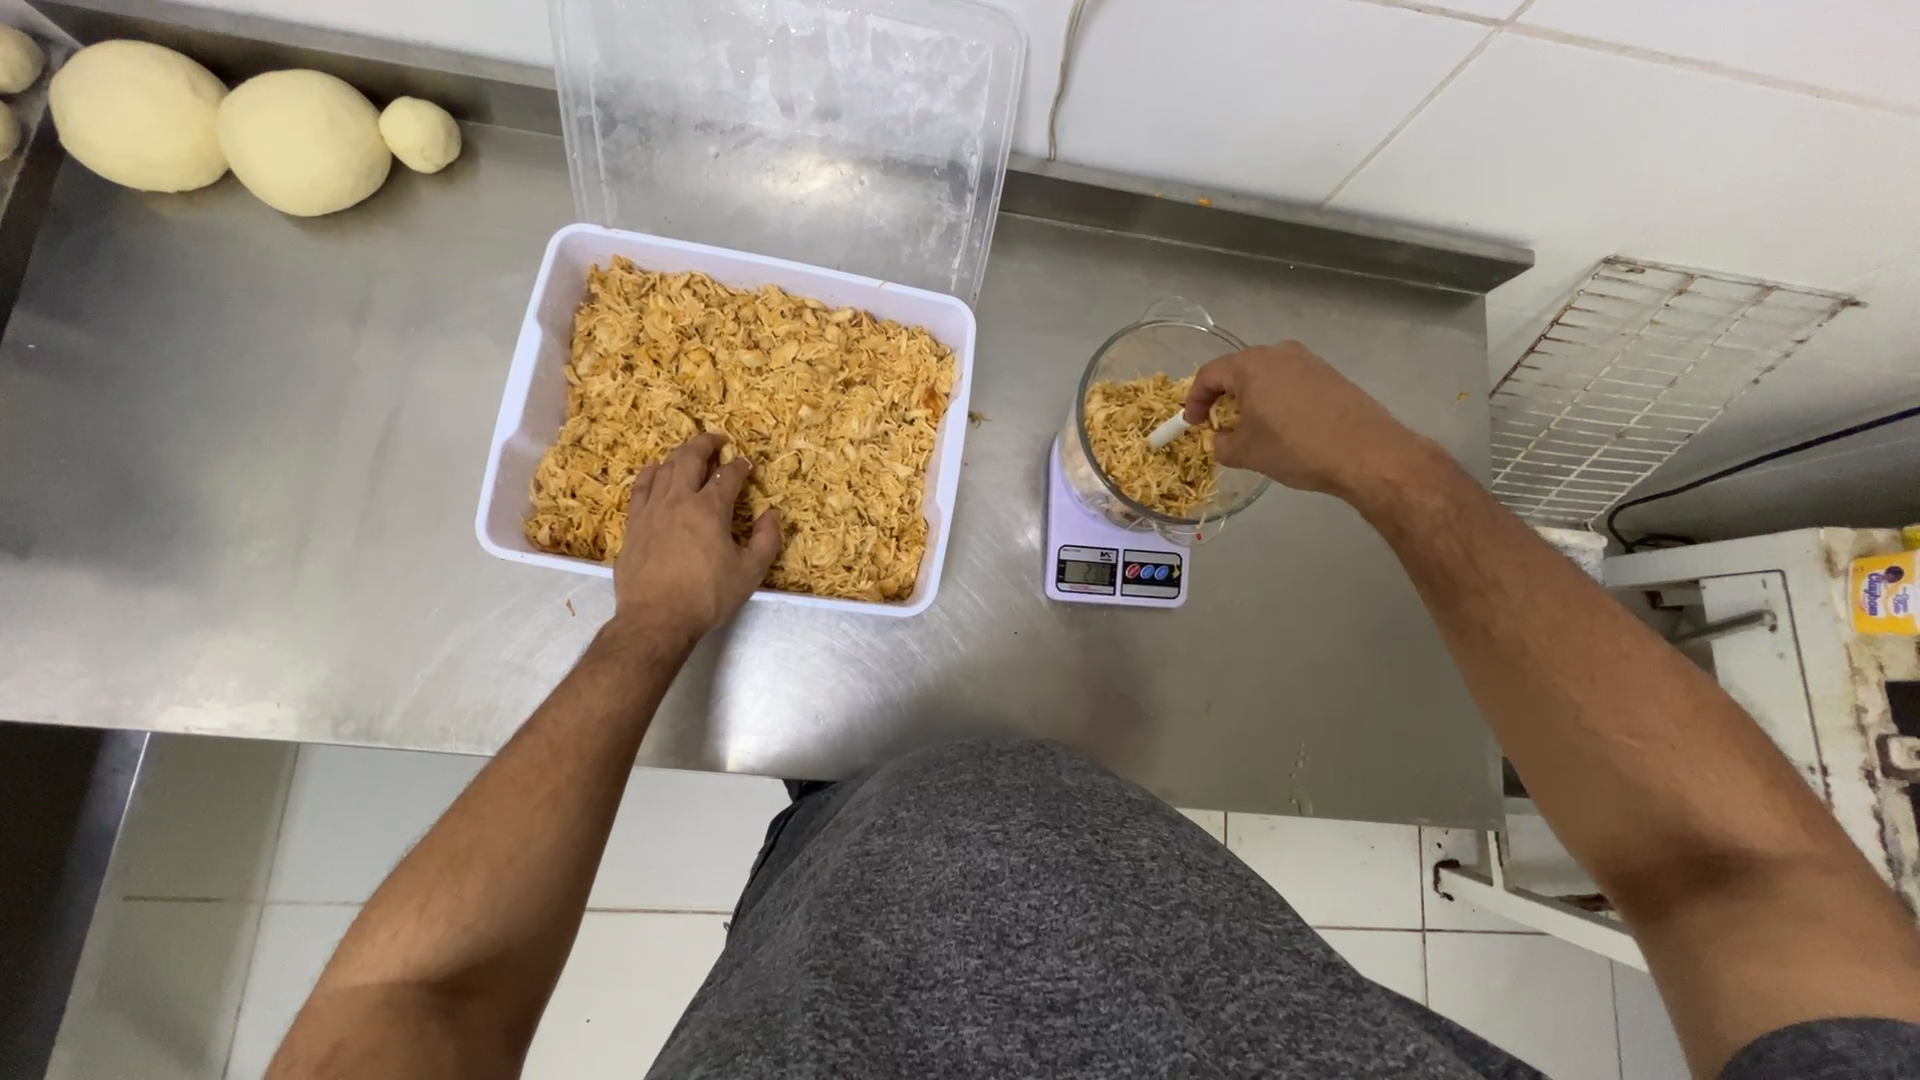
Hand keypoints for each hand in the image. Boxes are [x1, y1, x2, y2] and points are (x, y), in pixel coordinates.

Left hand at [608, 433, 780, 646]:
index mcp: (710, 508)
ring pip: (664, 468)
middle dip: (706, 444)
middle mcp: (679, 500)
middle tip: (717, 440)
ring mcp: (652, 510)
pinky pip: (641, 488)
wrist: (657, 618)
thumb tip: (772, 514)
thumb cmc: (708, 596)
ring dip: (679, 455)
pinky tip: (654, 470)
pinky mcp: (634, 524)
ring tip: (689, 452)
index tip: (747, 465)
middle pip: (690, 458)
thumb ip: (767, 540)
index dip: (740, 467)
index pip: (728, 476)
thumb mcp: (750, 572)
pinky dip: (650, 473)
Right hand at [1183, 341, 1429, 497]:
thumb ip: (1221, 443)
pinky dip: (1276, 399)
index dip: (1194, 400)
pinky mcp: (1329, 374)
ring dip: (1251, 398)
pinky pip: (1290, 382)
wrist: (1366, 452)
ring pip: (1266, 375)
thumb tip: (1222, 438)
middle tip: (1219, 424)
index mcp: (1251, 365)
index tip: (1193, 425)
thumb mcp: (1245, 453)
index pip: (1209, 375)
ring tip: (1251, 427)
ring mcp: (1308, 361)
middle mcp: (1278, 353)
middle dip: (1222, 398)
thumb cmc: (1295, 448)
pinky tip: (1283, 426)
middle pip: (1238, 370)